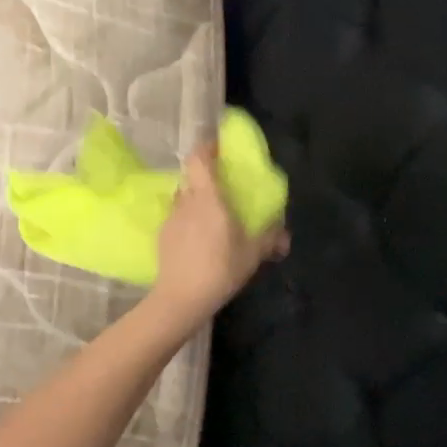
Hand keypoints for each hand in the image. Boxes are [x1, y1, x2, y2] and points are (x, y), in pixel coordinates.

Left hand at [150, 141, 288, 324]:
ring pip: (182, 198)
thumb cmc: (220, 269)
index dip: (207, 148)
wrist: (180, 298)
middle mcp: (185, 202)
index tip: (219, 148)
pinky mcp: (162, 236)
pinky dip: (187, 220)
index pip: (198, 158)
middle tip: (222, 188)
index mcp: (207, 198)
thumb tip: (284, 237)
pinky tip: (197, 239)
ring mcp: (170, 219)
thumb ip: (269, 239)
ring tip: (211, 215)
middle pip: (191, 177)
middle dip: (205, 177)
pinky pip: (176, 218)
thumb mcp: (252, 254)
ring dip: (195, 200)